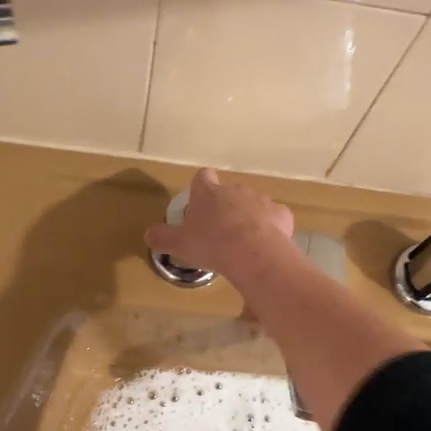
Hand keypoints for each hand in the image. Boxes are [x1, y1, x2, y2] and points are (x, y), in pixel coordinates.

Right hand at [144, 168, 294, 281]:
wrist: (253, 253)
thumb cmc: (211, 245)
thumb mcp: (179, 244)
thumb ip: (162, 237)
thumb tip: (148, 234)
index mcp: (208, 193)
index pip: (202, 177)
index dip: (200, 186)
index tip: (199, 200)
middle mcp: (235, 190)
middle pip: (228, 193)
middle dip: (225, 208)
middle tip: (219, 233)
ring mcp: (261, 200)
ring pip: (252, 205)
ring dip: (248, 218)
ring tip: (243, 243)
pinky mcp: (281, 214)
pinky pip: (274, 218)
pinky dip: (270, 228)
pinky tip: (265, 245)